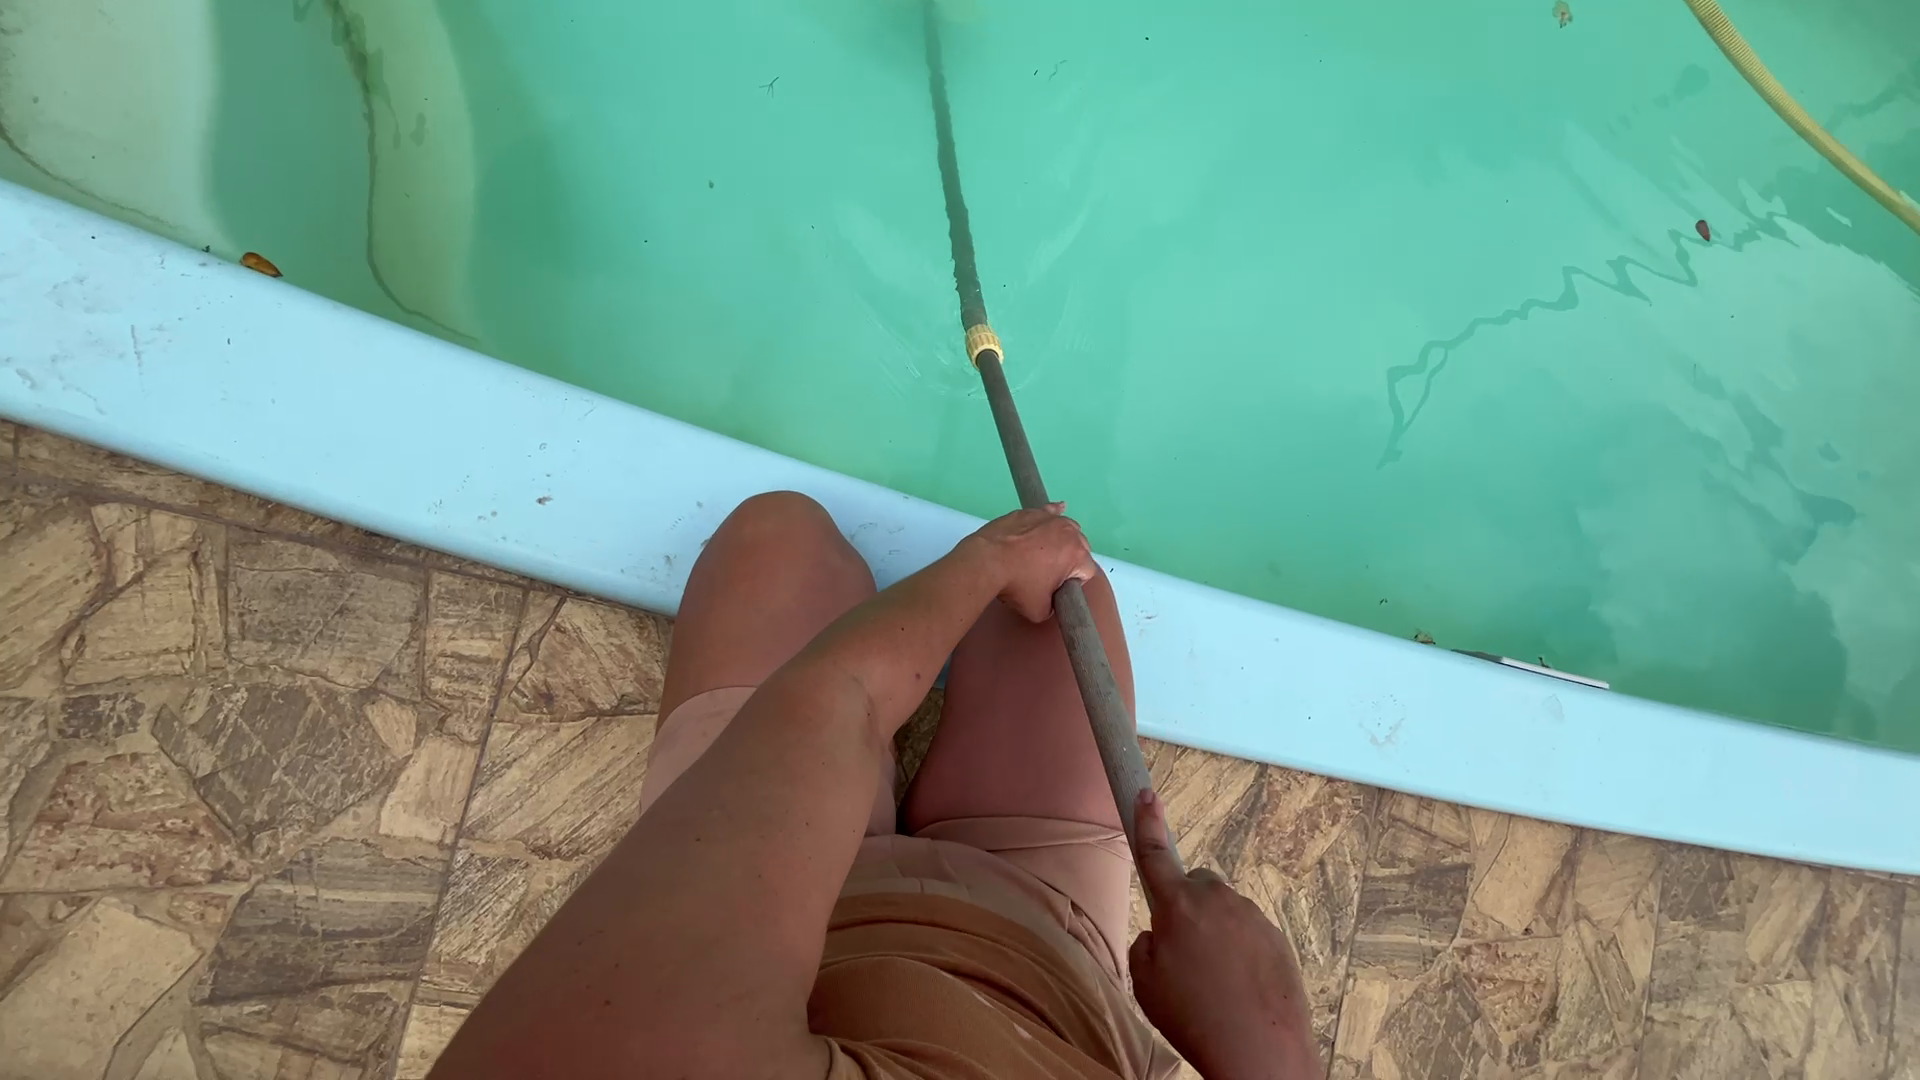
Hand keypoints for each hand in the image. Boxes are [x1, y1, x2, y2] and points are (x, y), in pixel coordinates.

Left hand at [965, 504, 1097, 621]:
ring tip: (1046, 551)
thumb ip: (1052, 606)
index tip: (1057, 588)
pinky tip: (1058, 509)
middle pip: (1080, 548)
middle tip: (1048, 573)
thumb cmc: (1015, 585)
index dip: (1073, 584)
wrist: (986, 561)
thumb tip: (1049, 602)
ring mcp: (1049, 519)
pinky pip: (1049, 511)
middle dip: (1069, 560)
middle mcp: (1069, 532)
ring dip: (1062, 539)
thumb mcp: (1038, 610)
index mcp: (1077, 555)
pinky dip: (1053, 514)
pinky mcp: (1030, 512)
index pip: (1087, 572)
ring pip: (1067, 528)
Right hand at [1130, 790, 1320, 1079]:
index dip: (1146, 820)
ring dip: (1216, 931)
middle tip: (1185, 950)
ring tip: (1215, 981)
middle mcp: (1215, 899)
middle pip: (1194, 883)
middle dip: (1187, 904)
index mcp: (1176, 904)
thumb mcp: (1144, 982)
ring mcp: (1250, 915)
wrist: (1262, 1056)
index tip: (1146, 792)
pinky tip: (1240, 988)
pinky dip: (1241, 950)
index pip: (1153, 852)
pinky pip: (1248, 931)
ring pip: (1223, 909)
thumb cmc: (1195, 1018)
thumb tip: (1161, 933)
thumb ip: (1145, 943)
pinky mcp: (1276, 937)